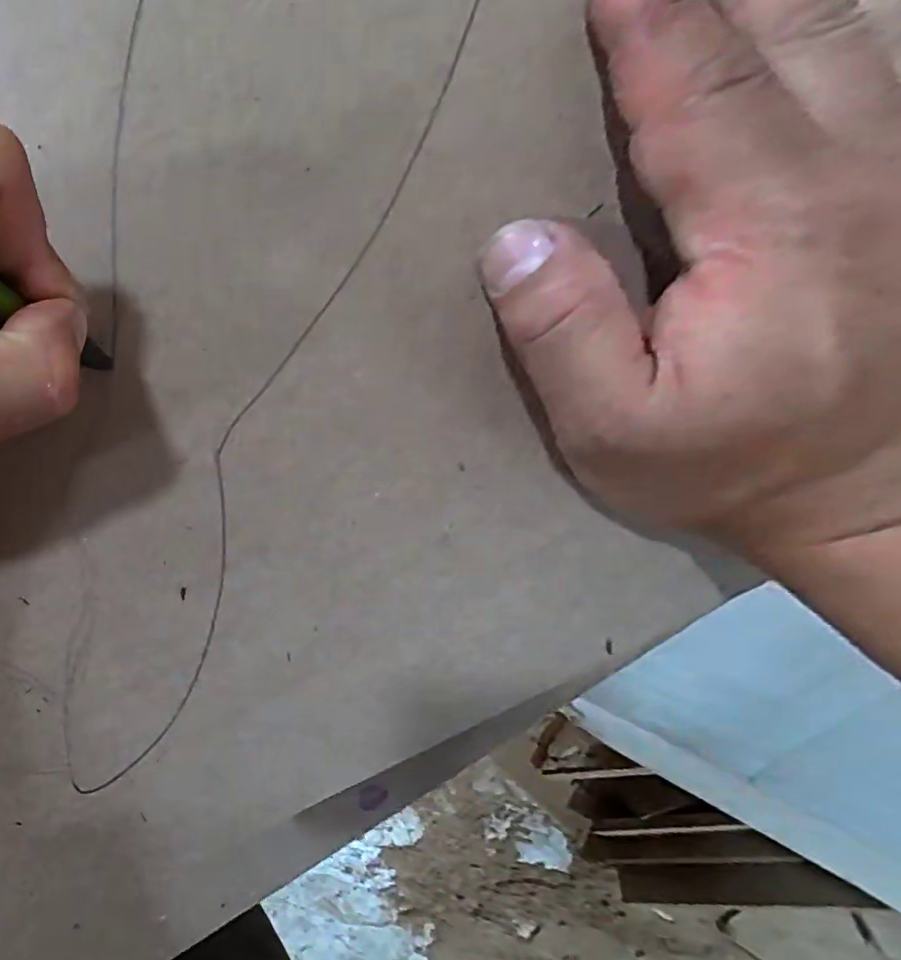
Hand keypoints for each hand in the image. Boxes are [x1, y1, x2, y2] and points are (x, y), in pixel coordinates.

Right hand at [482, 0, 900, 565]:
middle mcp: (862, 175)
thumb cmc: (719, 464)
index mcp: (774, 231)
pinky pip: (879, 75)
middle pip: (796, 39)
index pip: (703, 102)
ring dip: (775, 1)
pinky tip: (794, 31)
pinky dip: (829, 33)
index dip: (653, 35)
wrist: (873, 494)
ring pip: (854, 38)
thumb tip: (512, 238)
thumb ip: (562, 331)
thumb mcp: (610, 422)